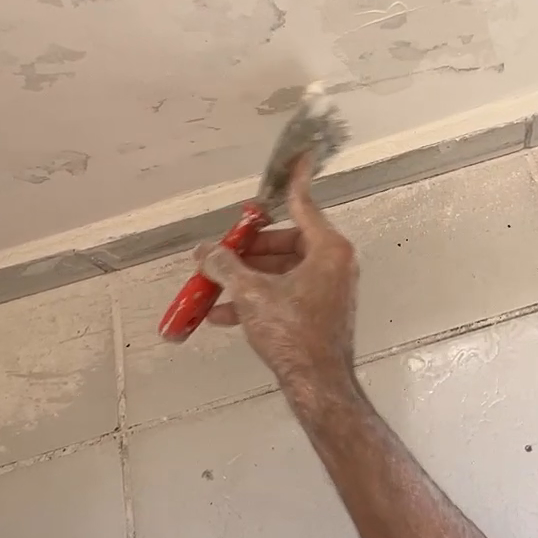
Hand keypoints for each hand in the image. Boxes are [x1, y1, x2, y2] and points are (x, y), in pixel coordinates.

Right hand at [195, 156, 358, 401]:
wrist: (317, 385)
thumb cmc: (291, 332)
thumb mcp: (251, 294)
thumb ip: (225, 266)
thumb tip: (204, 250)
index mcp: (328, 248)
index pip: (304, 203)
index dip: (295, 178)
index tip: (302, 152)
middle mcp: (333, 261)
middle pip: (284, 241)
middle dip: (247, 249)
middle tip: (218, 253)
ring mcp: (328, 287)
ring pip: (280, 270)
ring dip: (245, 277)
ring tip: (209, 286)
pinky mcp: (320, 310)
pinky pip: (284, 292)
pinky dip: (256, 298)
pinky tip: (220, 314)